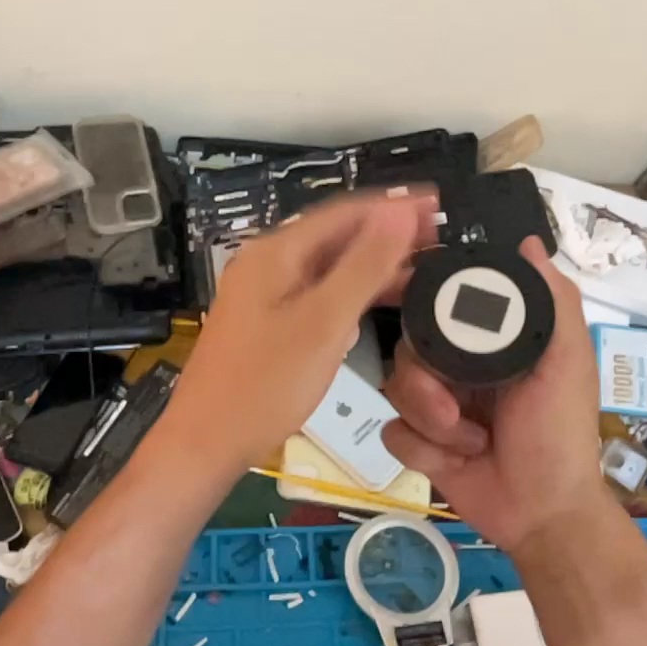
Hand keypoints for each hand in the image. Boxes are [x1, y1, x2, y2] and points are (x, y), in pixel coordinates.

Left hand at [156, 192, 438, 475]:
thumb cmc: (265, 385)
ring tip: (424, 266)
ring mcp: (264, 294)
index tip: (438, 204)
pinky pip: (318, 292)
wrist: (207, 441)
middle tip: (439, 236)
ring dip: (373, 262)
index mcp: (275, 253)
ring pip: (328, 265)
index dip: (394, 206)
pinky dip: (352, 291)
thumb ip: (365, 265)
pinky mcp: (267, 322)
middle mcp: (266, 264)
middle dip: (387, 232)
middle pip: (336, 235)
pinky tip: (381, 301)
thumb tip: (400, 211)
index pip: (345, 212)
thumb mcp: (323, 323)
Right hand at [381, 236, 613, 550]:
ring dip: (432, 421)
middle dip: (427, 383)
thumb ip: (554, 304)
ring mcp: (432, 405)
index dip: (425, 311)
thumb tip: (529, 244)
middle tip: (454, 407)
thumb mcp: (569, 363)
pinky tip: (454, 461)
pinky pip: (392, 430)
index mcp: (487, 344)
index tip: (421, 321)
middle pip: (406, 348)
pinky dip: (422, 448)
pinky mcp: (416, 442)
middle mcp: (454, 367)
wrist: (542, 512)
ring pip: (394, 389)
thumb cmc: (561, 434)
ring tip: (470, 441)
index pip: (440, 309)